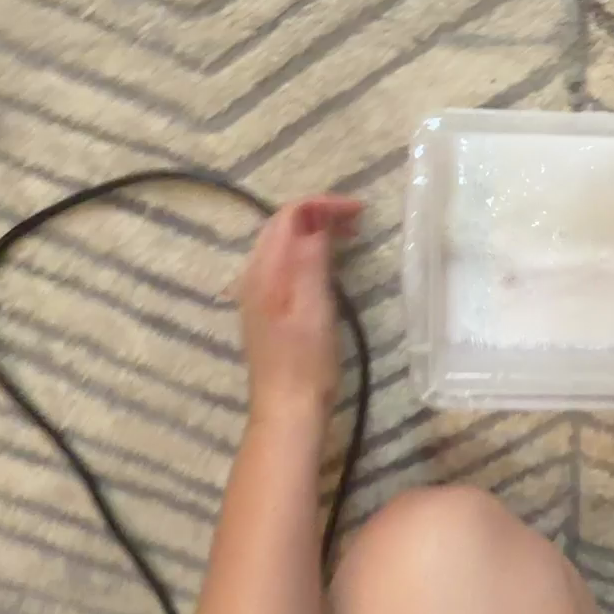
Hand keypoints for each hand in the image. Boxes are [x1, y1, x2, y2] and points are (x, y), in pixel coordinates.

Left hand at [238, 194, 362, 421]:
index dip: (323, 205)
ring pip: (283, 243)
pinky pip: (284, 263)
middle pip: (282, 225)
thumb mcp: (314, 305)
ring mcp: (257, 292)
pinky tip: (328, 264)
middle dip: (319, 214)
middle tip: (357, 222)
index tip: (359, 212)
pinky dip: (308, 251)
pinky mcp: (267, 307)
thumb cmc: (306, 360)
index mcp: (264, 271)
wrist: (287, 409)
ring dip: (314, 231)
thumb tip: (318, 220)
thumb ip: (312, 259)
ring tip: (348, 236)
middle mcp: (254, 275)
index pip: (289, 215)